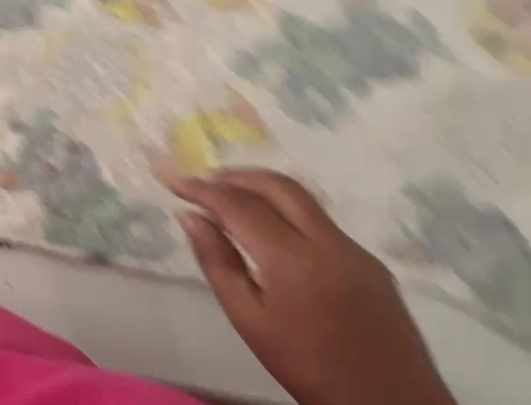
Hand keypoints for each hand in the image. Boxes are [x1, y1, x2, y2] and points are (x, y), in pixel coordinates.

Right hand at [170, 170, 455, 404]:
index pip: (238, 204)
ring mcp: (357, 253)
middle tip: (200, 182)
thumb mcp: (247, 317)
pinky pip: (321, 222)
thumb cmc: (307, 365)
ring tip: (227, 201)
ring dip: (260, 190)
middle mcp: (330, 245)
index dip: (199, 188)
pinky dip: (285, 211)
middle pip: (278, 186)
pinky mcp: (371, 265)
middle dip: (234, 176)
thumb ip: (216, 260)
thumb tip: (188, 215)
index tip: (169, 181)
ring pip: (303, 200)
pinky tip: (268, 231)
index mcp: (294, 260)